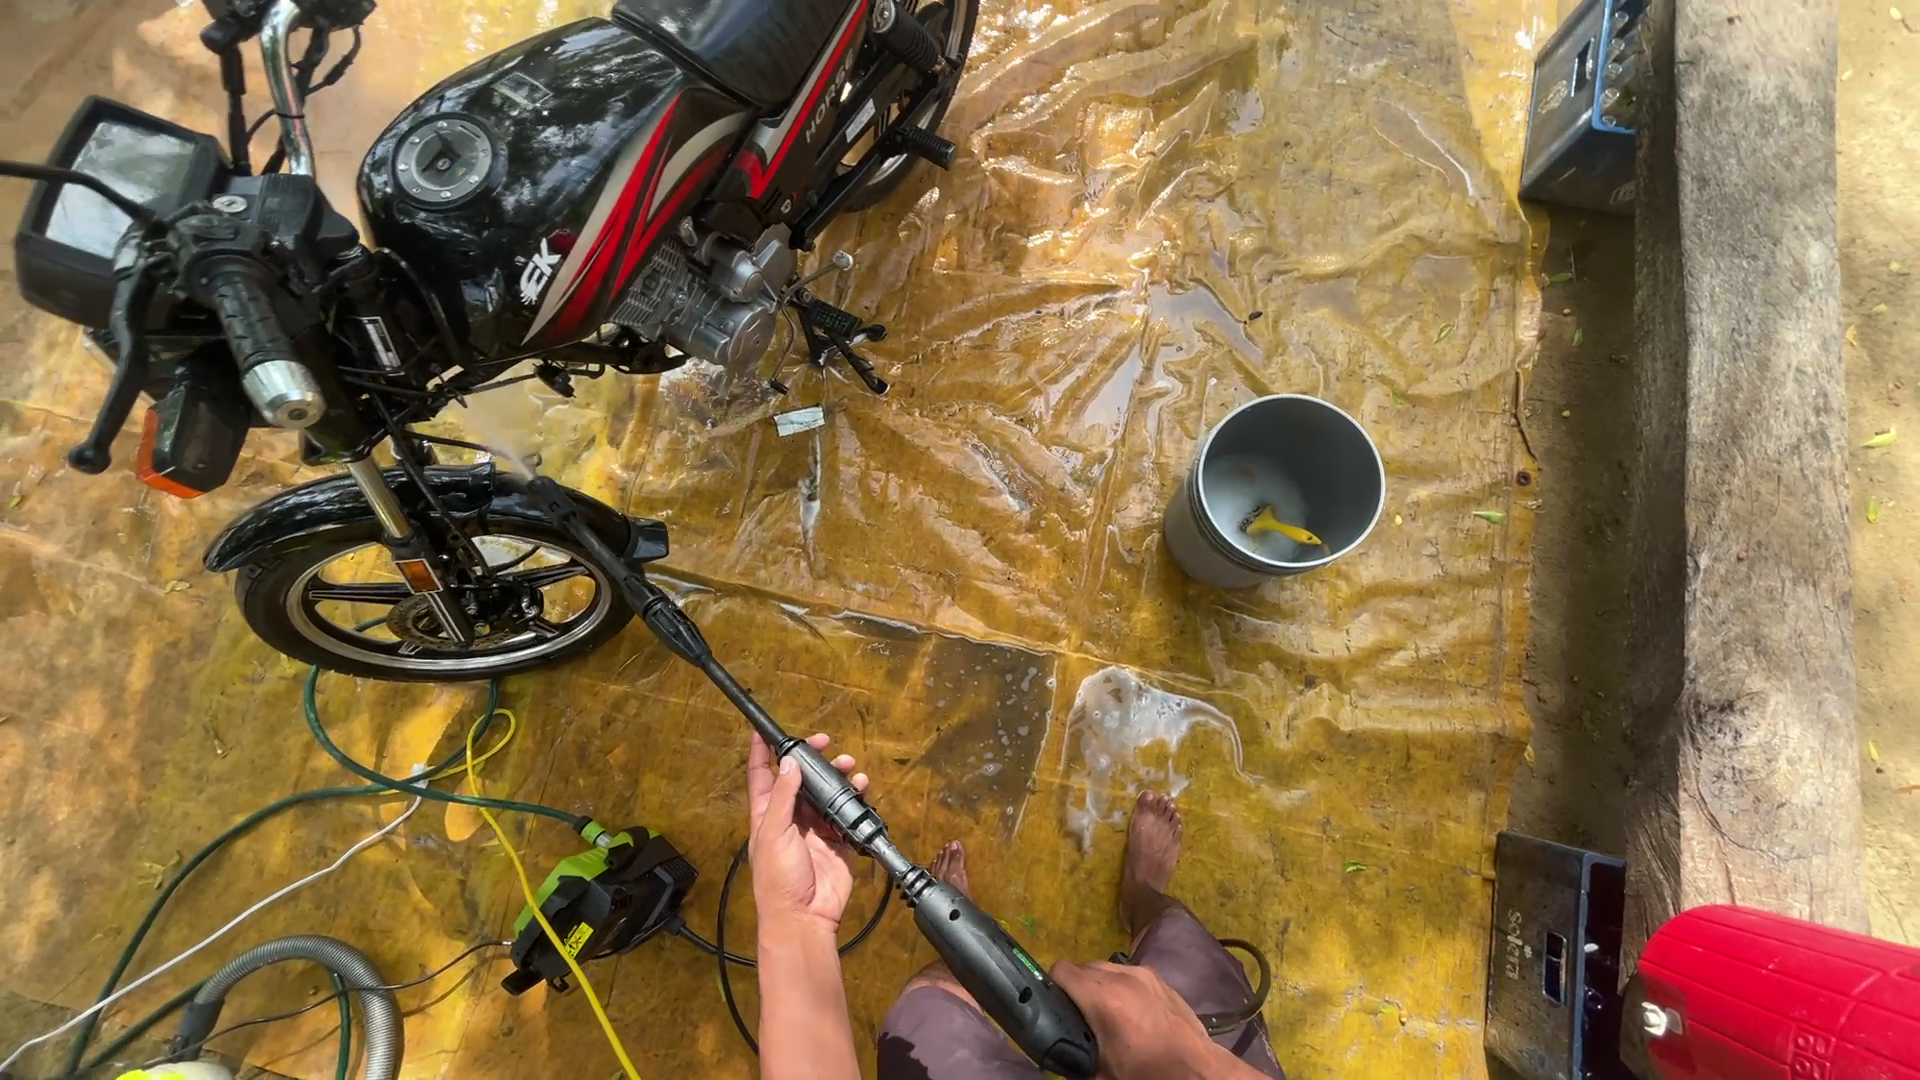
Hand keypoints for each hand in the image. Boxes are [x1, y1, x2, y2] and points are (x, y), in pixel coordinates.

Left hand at [747, 732, 869, 934]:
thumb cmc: (778, 879)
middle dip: (812, 758)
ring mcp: (816, 828)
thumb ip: (783, 796)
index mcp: (767, 814)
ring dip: (838, 775)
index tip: (762, 733)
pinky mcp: (838, 839)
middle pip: (801, 779)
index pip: (761, 777)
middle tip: (825, 742)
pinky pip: (848, 812)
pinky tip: (861, 788)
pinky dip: (856, 798)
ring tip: (849, 765)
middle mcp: (791, 817)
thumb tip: (788, 763)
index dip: (760, 754)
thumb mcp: (774, 833)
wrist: (805, 917)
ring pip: (827, 792)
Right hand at [1052, 962, 1242, 1079]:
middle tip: (1081, 1018)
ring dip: (1099, 985)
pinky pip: (1126, 972)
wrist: (1197, 1072)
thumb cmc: (1147, 1074)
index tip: (1055, 1006)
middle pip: (1082, 967)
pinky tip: (1130, 1011)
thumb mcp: (1101, 1071)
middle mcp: (1120, 975)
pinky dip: (1121, 986)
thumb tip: (1055, 1048)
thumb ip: (1073, 1052)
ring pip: (1105, 967)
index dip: (1053, 987)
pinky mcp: (1157, 975)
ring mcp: (1141, 972)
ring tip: (1107, 1014)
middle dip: (1076, 989)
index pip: (1061, 970)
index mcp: (1102, 997)